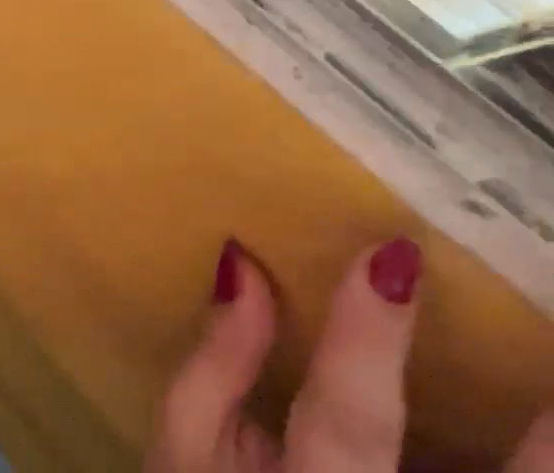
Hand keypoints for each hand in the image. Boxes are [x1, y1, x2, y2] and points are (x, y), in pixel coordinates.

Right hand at [148, 238, 553, 471]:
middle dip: (547, 433)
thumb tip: (245, 267)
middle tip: (552, 328)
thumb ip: (219, 360)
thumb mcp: (187, 436)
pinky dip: (528, 447)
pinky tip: (533, 416)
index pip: (349, 413)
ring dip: (550, 445)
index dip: (369, 337)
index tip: (394, 258)